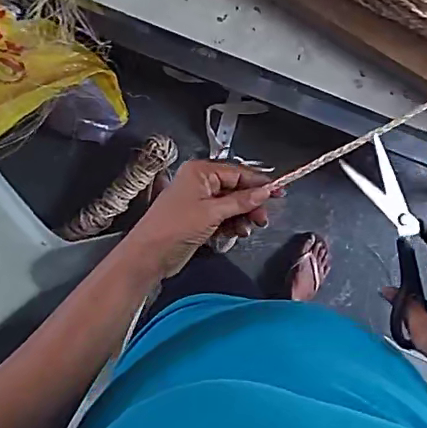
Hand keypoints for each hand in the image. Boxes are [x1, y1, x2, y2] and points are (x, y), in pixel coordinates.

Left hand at [118, 160, 278, 279]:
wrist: (148, 255)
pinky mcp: (199, 218)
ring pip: (232, 205)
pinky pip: (223, 217)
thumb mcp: (213, 212)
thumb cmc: (174, 227)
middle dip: (251, 204)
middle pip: (236, 189)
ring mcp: (199, 201)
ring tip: (247, 229)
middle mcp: (200, 182)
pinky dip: (232, 224)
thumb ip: (242, 201)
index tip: (278, 192)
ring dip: (242, 217)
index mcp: (200, 171)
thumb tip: (265, 191)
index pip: (238, 172)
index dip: (259, 183)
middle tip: (263, 218)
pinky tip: (236, 233)